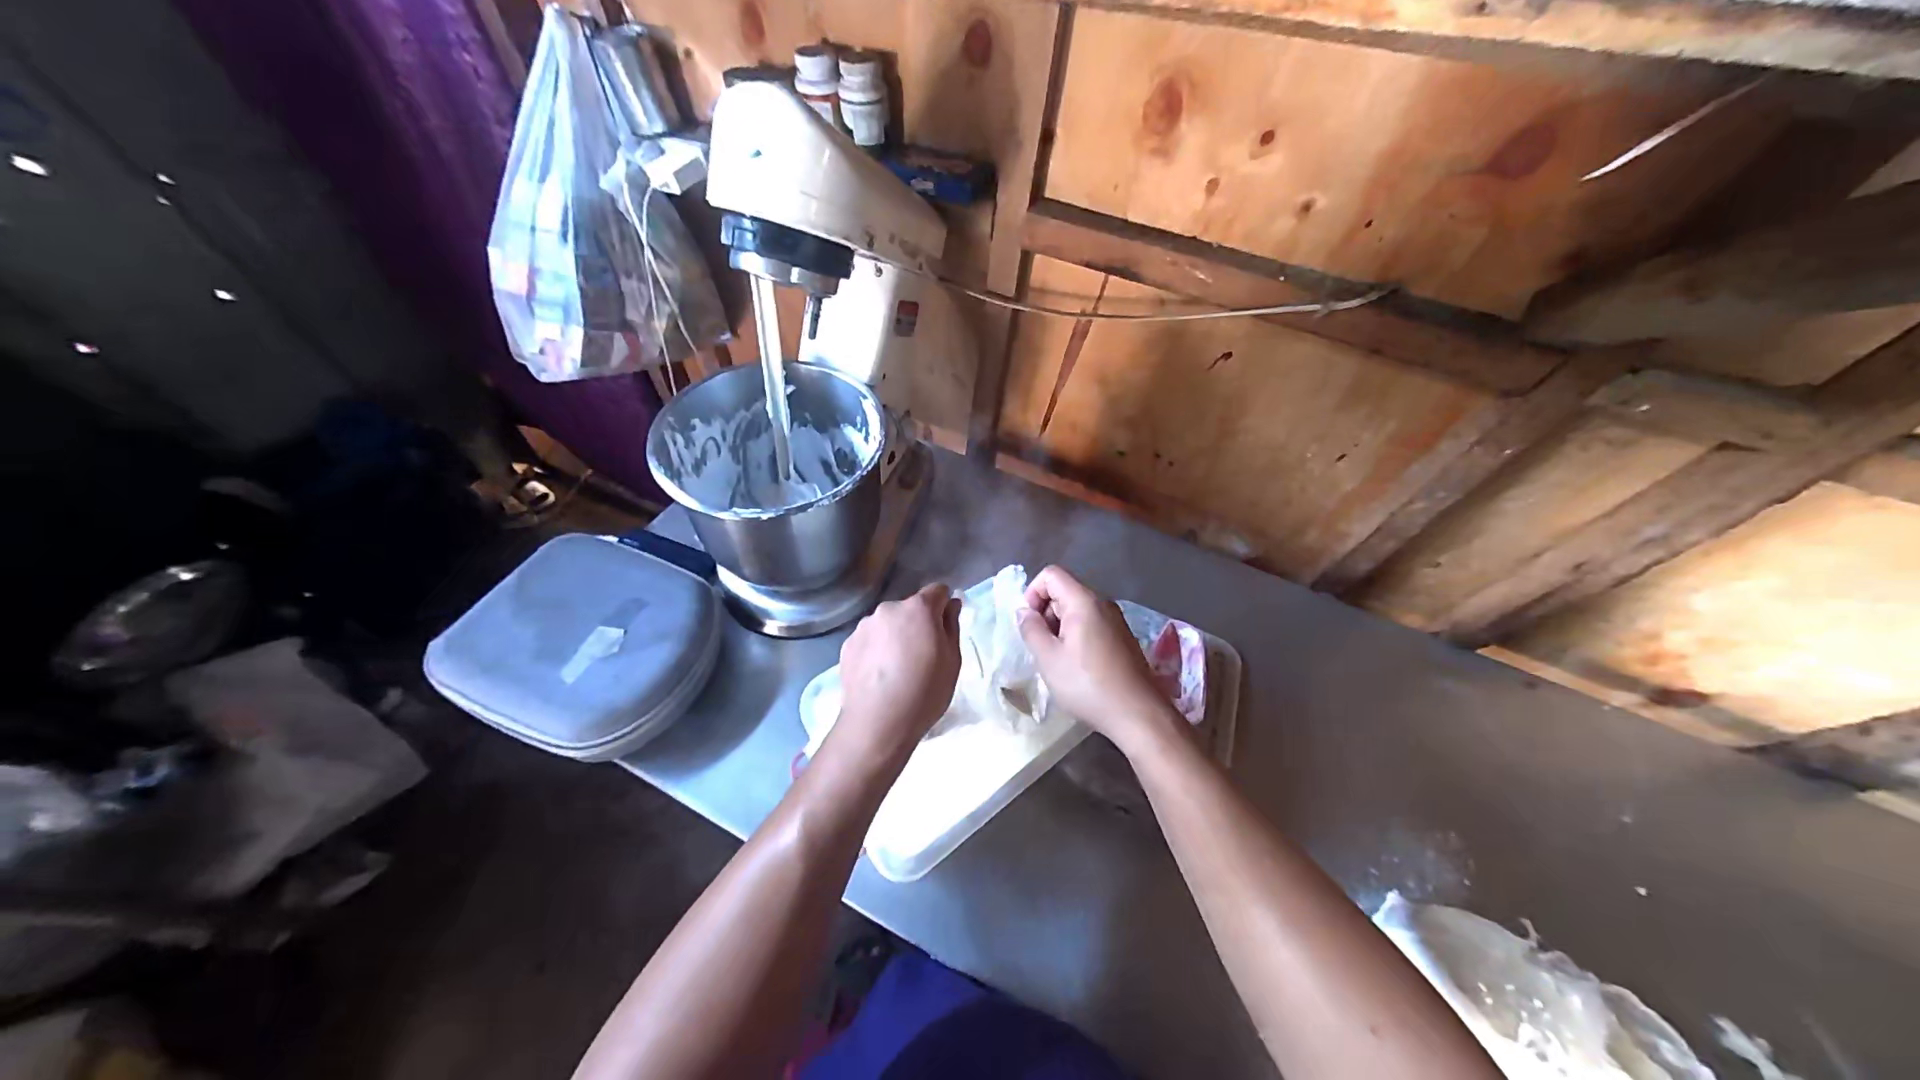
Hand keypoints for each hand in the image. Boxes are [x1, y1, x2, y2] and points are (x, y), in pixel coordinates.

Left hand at [833, 583, 962, 762]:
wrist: (878, 722)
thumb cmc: (925, 691)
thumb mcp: (952, 660)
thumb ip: (951, 626)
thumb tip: (951, 604)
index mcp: (918, 608)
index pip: (937, 591)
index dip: (944, 607)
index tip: (944, 630)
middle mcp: (888, 609)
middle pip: (909, 608)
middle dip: (917, 623)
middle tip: (922, 656)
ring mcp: (864, 626)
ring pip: (887, 624)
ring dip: (895, 636)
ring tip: (897, 669)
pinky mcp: (847, 645)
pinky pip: (869, 640)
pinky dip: (876, 650)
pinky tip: (879, 677)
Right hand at [1017, 566, 1185, 756]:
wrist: (1137, 713)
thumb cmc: (1087, 684)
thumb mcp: (1048, 658)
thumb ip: (1031, 629)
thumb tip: (1024, 611)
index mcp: (1084, 601)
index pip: (1051, 574)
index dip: (1033, 593)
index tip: (1030, 624)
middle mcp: (1103, 603)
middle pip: (1064, 591)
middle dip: (1045, 612)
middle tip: (1042, 647)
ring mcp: (1116, 620)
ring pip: (1077, 609)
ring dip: (1059, 628)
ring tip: (1057, 660)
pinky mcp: (1123, 638)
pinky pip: (1092, 624)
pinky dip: (1077, 636)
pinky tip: (1077, 666)